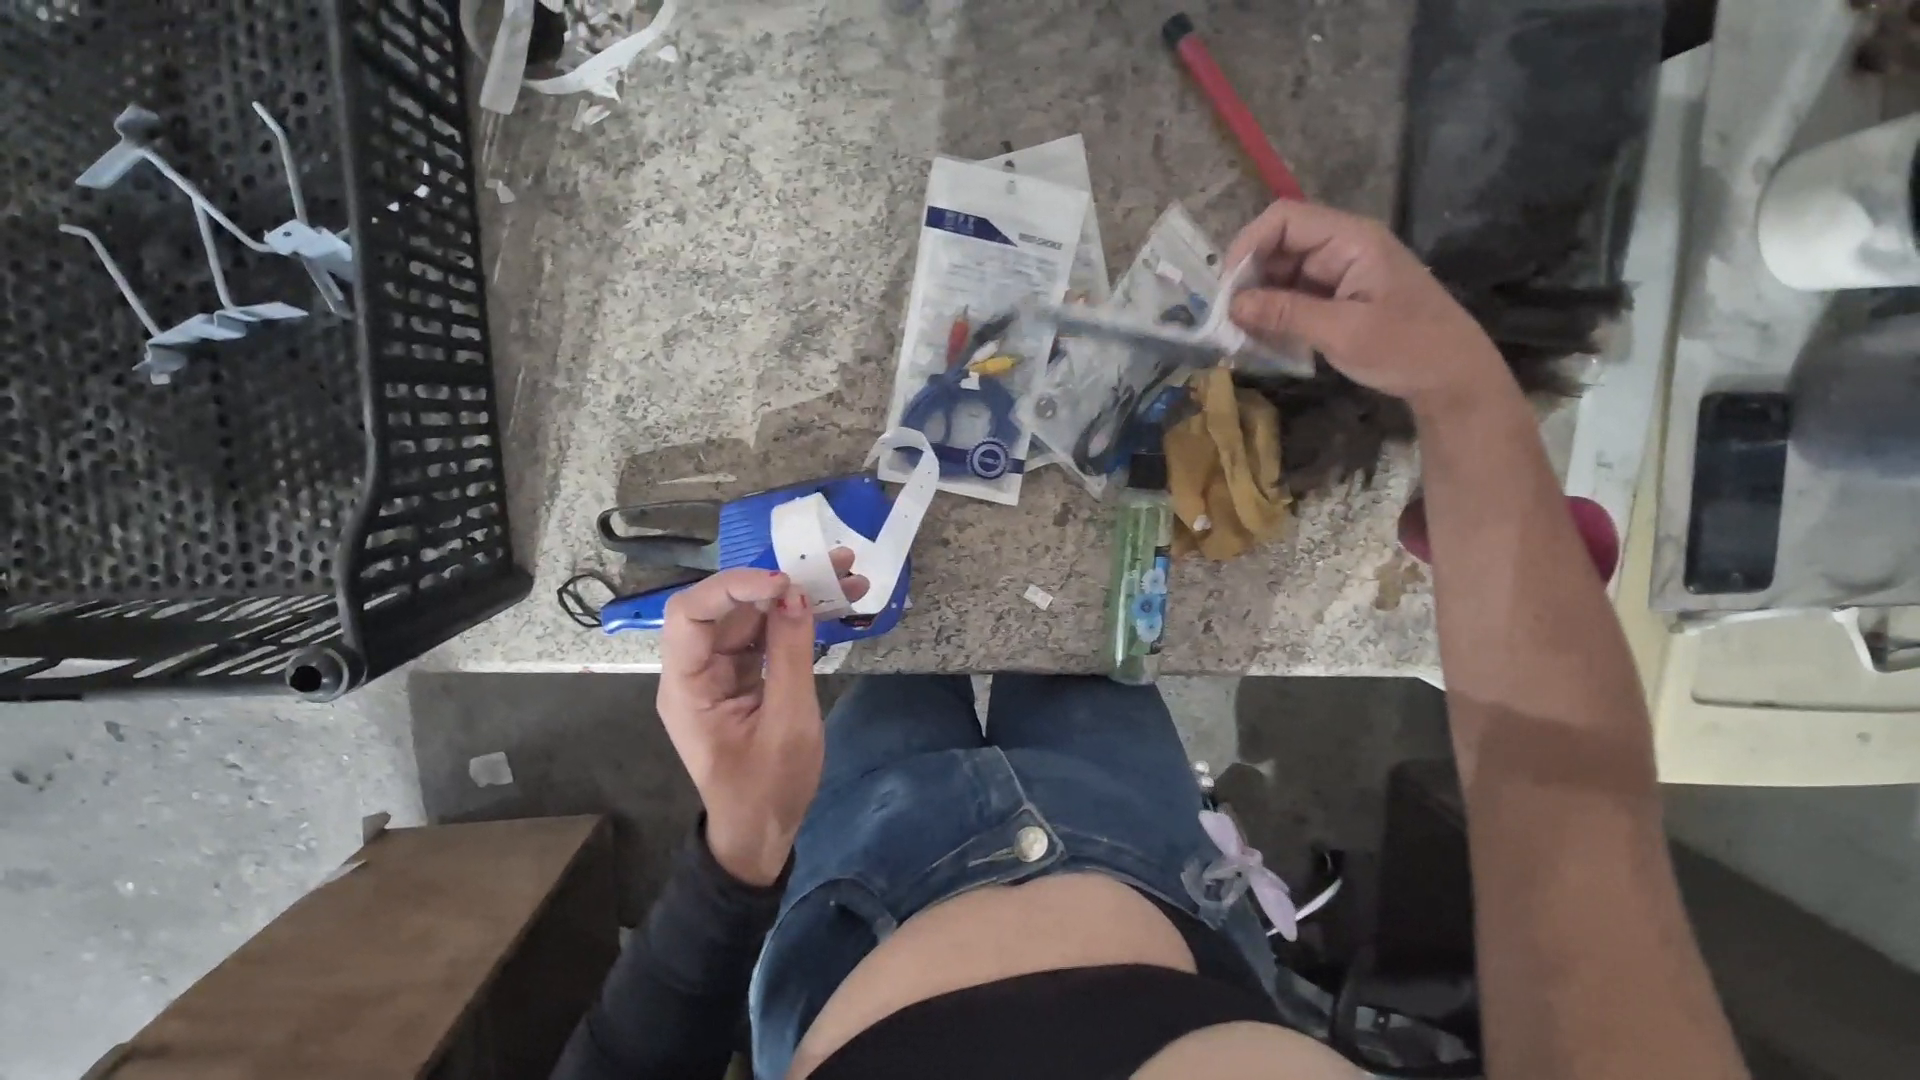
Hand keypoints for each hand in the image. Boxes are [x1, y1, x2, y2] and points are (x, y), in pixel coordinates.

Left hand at [655, 556, 867, 885]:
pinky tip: (837, 605)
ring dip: (795, 595)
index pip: (690, 614)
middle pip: (727, 608)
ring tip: (846, 575)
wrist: (763, 833)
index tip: (784, 583)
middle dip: (777, 582)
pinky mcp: (746, 677)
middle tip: (832, 563)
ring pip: (752, 617)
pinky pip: (767, 636)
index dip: (733, 588)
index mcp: (686, 686)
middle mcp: (697, 670)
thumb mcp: (788, 723)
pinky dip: (799, 620)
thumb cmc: (768, 788)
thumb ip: (791, 655)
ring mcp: (721, 672)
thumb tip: (796, 597)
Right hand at [1224, 200, 1507, 415]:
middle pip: (1278, 245)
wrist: (1452, 375)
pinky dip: (1273, 313)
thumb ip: (1286, 314)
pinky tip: (1261, 337)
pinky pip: (1293, 295)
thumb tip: (1233, 305)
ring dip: (1257, 299)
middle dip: (1249, 278)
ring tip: (1240, 333)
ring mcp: (1339, 272)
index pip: (1284, 219)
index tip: (1228, 290)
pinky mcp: (1337, 296)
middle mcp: (1342, 247)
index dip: (1248, 246)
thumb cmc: (1406, 348)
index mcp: (1351, 240)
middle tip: (1229, 320)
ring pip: (1280, 272)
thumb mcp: (1343, 332)